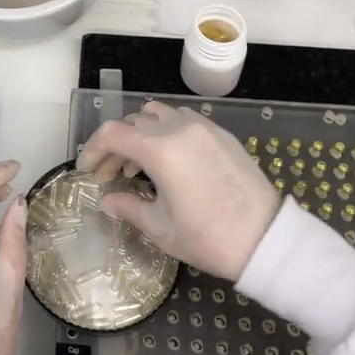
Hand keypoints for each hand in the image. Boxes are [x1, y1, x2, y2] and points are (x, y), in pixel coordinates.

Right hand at [75, 101, 278, 280]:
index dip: (93, 150)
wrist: (267, 240)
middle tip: (111, 174)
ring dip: (141, 134)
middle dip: (116, 146)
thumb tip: (107, 201)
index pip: (112, 134)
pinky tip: (170, 161)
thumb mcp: (161, 228)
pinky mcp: (221, 134)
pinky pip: (183, 121)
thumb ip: (128, 207)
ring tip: (140, 166)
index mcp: (160, 149)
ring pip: (159, 115)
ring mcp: (203, 127)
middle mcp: (179, 128)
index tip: (87, 171)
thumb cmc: (209, 238)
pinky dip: (166, 132)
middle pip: (133, 123)